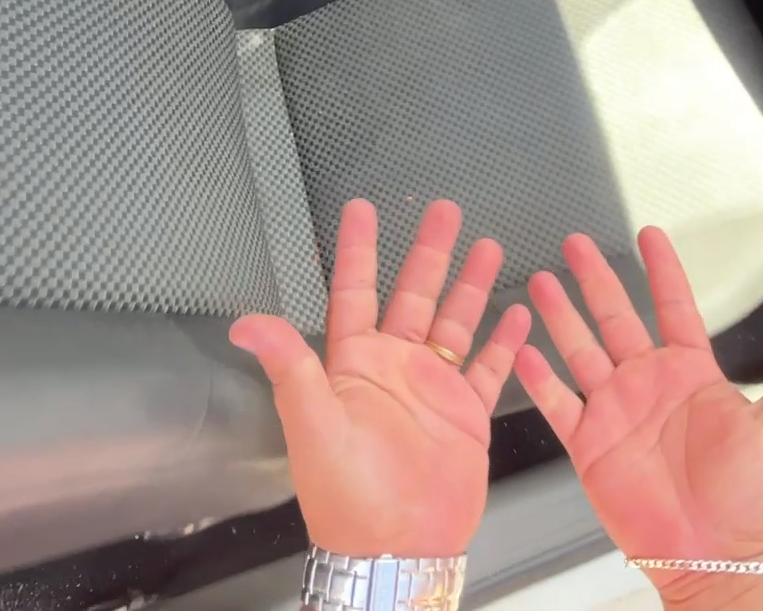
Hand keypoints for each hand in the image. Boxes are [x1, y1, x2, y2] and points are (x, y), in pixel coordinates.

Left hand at [229, 199, 531, 557]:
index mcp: (356, 363)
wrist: (399, 552)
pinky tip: (517, 316)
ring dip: (472, 283)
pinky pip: (488, 367)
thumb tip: (245, 324)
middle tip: (444, 211)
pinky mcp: (466, 412)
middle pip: (415, 293)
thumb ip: (290, 368)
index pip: (356, 290)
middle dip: (430, 250)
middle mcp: (396, 366)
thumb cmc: (348, 499)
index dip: (358, 248)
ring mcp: (433, 387)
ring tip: (487, 246)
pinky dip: (504, 341)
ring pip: (456, 320)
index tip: (362, 210)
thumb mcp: (313, 427)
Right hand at [513, 228, 762, 608]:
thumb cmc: (753, 499)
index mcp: (689, 371)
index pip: (673, 305)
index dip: (661, 269)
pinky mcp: (589, 444)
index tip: (649, 233)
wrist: (717, 562)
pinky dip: (539, 378)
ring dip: (560, 316)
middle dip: (594, 278)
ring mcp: (614, 410)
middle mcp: (647, 381)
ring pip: (580, 350)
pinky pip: (558, 404)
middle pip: (614, 316)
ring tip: (540, 281)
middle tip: (575, 243)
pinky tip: (523, 349)